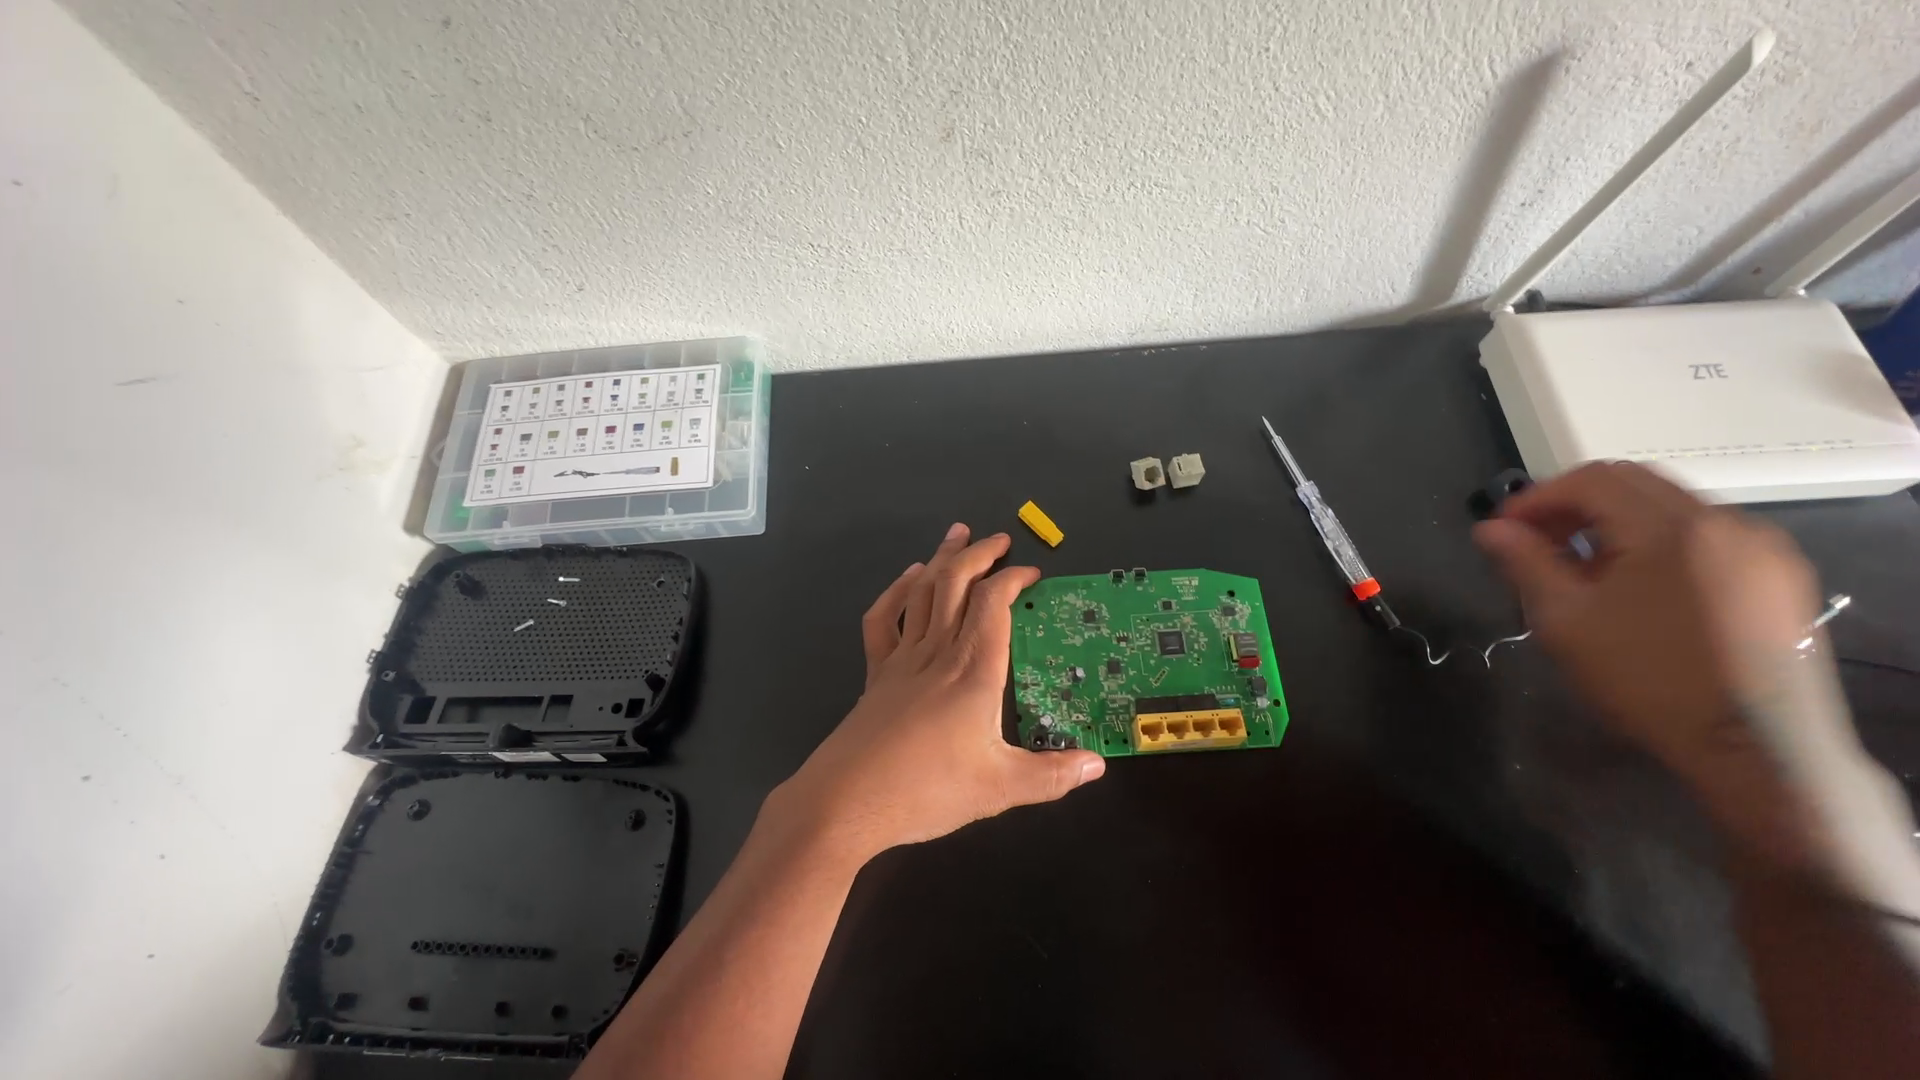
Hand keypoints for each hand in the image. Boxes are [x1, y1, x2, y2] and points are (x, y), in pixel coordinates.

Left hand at [767, 523, 1105, 863]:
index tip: (1032, 573)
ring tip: (957, 534)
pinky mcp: (876, 674)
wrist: (847, 800)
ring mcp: (901, 660)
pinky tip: (908, 579)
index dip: (1013, 579)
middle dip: (979, 554)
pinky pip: (883, 619)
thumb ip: (1052, 776)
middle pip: (955, 584)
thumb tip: (1096, 766)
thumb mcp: (1000, 789)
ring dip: (941, 559)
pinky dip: (896, 591)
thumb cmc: (927, 791)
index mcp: (974, 671)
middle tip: (999, 539)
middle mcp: (938, 653)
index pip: (994, 604)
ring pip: (922, 592)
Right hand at [1472, 463, 1822, 787]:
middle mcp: (1725, 520)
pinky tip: (1638, 584)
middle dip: (1575, 504)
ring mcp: (1762, 546)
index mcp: (1671, 527)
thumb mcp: (1566, 621)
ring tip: (1583, 566)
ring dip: (1616, 522)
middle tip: (1537, 542)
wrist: (1757, 749)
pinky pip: (1706, 534)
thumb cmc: (1647, 680)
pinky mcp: (1780, 575)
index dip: (1538, 497)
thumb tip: (1490, 529)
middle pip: (1634, 483)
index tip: (1505, 529)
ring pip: (1671, 506)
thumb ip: (1524, 563)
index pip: (1592, 479)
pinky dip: (1659, 541)